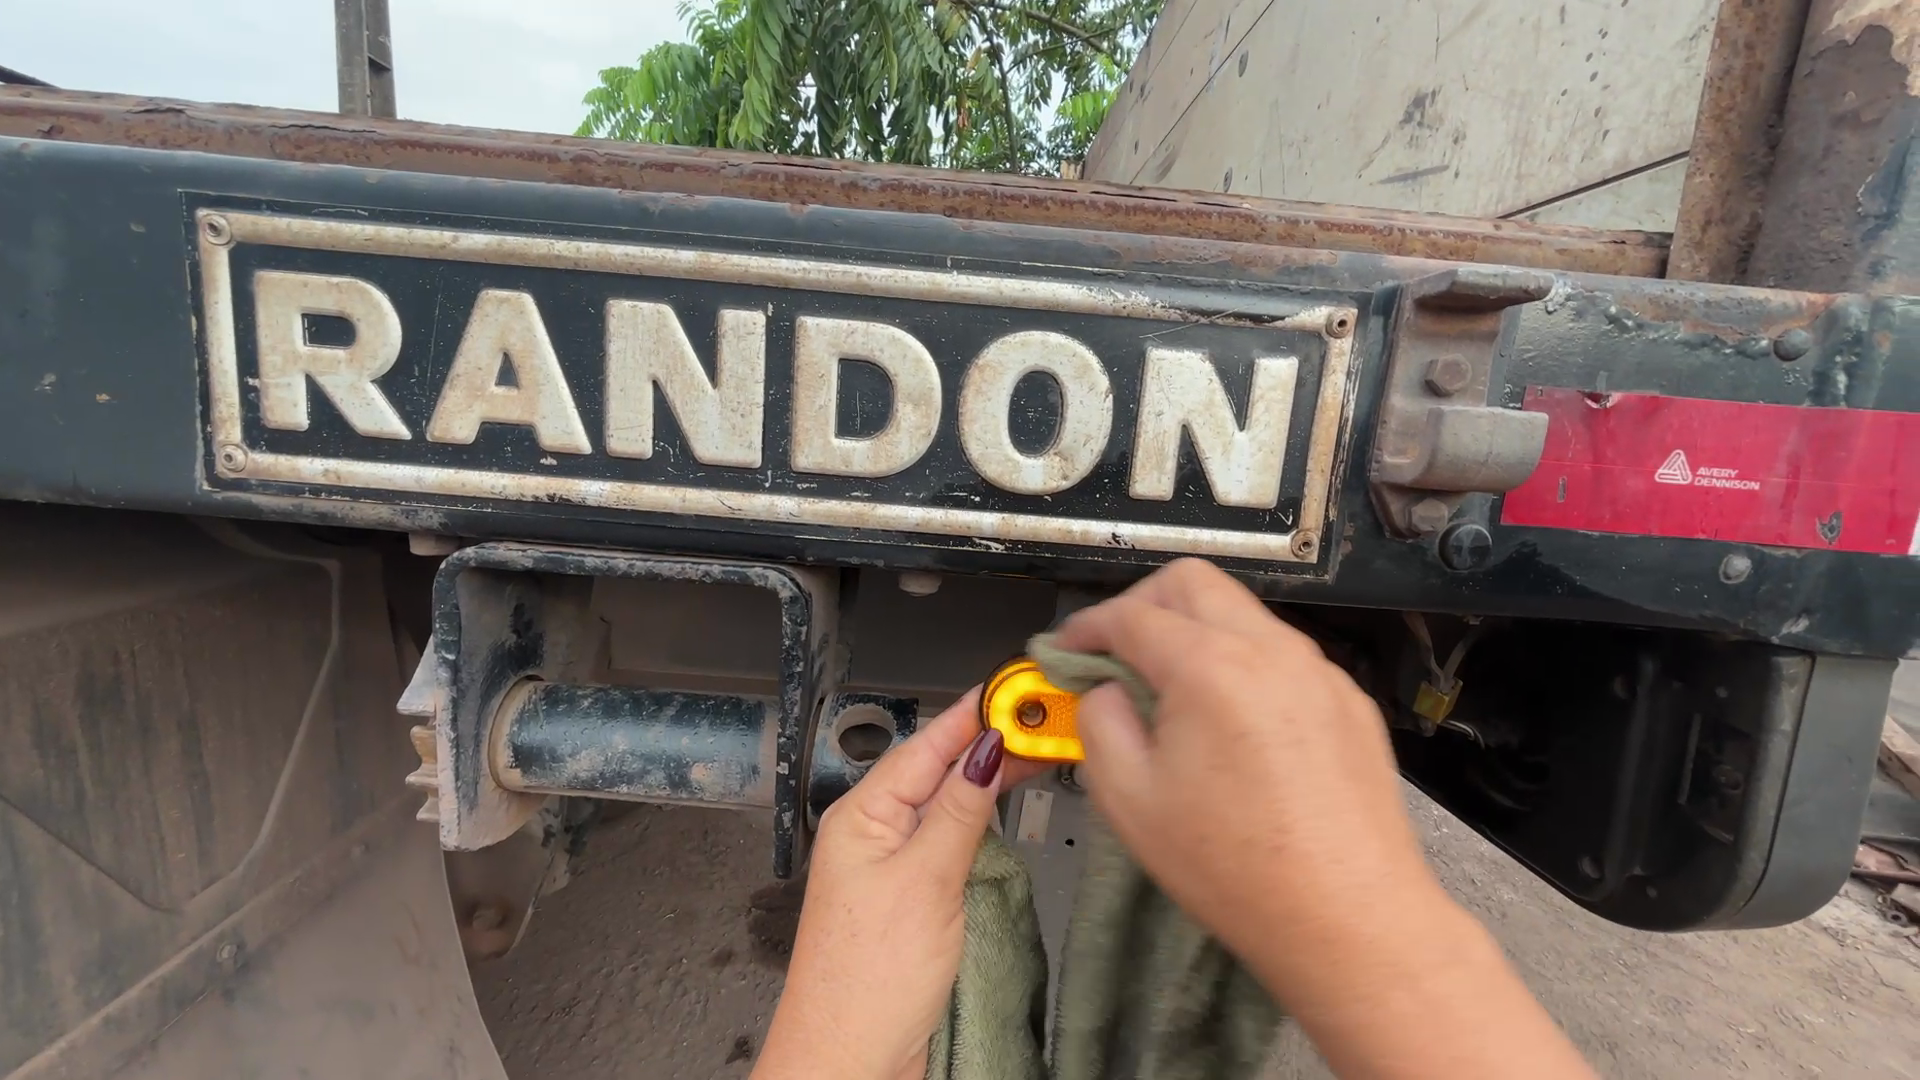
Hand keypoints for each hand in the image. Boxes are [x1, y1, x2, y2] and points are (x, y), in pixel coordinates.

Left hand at [753, 690, 1039, 1079]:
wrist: (848, 1066)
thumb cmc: (869, 979)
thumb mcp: (925, 881)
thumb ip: (958, 812)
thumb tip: (986, 751)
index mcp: (862, 814)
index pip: (924, 747)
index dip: (968, 715)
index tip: (1008, 688)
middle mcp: (874, 829)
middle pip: (934, 769)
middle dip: (982, 741)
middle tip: (1035, 717)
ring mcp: (891, 860)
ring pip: (943, 800)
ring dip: (983, 776)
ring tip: (1029, 749)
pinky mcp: (910, 890)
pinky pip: (946, 834)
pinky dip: (976, 814)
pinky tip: (998, 803)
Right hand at [1053, 558, 1430, 993]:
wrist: (1353, 925)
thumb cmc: (1233, 867)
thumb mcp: (1128, 797)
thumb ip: (1099, 719)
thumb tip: (1107, 686)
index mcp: (1211, 667)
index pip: (1130, 615)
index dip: (1085, 626)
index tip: (1064, 650)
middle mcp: (1270, 649)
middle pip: (1189, 581)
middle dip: (1139, 603)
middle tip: (1115, 652)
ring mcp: (1318, 670)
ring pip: (1237, 610)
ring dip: (1190, 629)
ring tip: (1169, 689)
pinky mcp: (1346, 698)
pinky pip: (1276, 651)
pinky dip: (1236, 660)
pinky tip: (1229, 721)